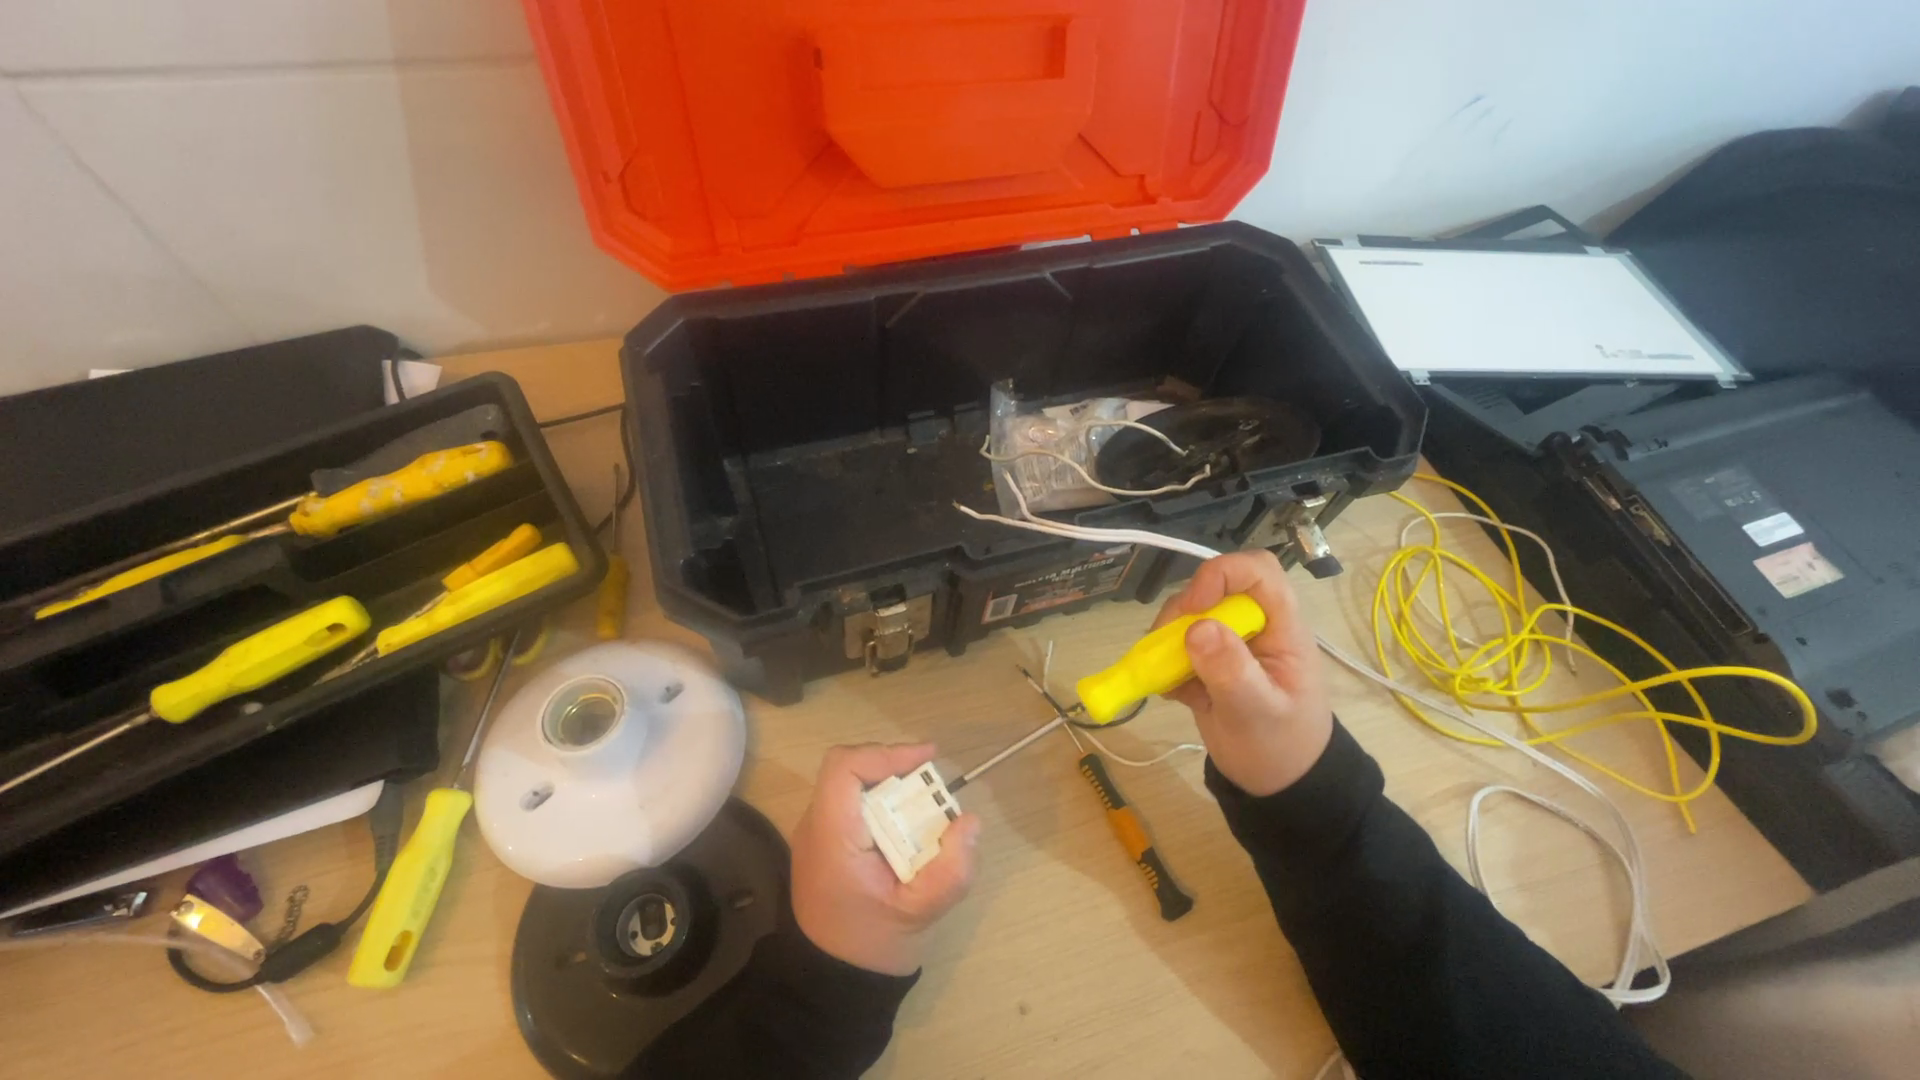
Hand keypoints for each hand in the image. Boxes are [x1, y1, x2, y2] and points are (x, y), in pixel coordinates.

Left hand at [790, 743, 981, 975]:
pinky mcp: (828, 839)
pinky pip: (854, 801)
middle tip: (934, 782)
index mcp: (832, 836)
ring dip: (891, 782)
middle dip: (896, 766)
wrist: (834, 977)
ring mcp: (818, 831)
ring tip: (927, 800)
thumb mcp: (920, 912)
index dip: (885, 752)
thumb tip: (970, 822)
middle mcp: (817, 825)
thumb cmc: (873, 944)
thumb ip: (951, 870)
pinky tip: (910, 819)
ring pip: (853, 782)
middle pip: (851, 768)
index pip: (843, 768)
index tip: (928, 759)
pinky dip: (884, 799)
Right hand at [1152, 550, 1332, 796]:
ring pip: (1189, 617)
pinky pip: (1176, 646)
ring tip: (1164, 678)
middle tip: (1165, 651)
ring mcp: (1229, 644)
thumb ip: (1231, 671)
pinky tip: (1170, 693)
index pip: (1258, 572)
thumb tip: (1197, 628)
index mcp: (1282, 628)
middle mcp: (1254, 626)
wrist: (1278, 784)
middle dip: (1183, 614)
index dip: (1222, 575)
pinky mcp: (1206, 663)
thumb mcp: (1258, 712)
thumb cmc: (1281, 747)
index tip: (1193, 608)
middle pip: (1213, 590)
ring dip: (1167, 642)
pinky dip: (1163, 665)